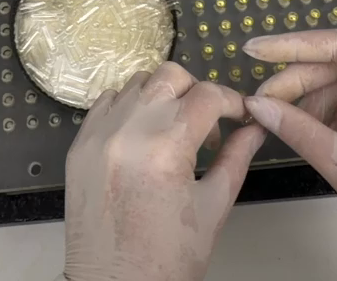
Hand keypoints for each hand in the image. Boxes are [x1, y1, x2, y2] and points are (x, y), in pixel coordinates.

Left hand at [63, 62, 267, 280]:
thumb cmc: (167, 259)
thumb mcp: (213, 208)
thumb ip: (236, 159)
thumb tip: (256, 126)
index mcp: (166, 146)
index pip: (207, 96)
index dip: (231, 101)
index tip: (239, 114)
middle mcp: (129, 128)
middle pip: (171, 76)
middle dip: (196, 91)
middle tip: (207, 121)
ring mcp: (99, 131)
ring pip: (138, 82)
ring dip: (161, 95)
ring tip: (173, 128)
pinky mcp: (80, 140)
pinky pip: (107, 100)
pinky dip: (129, 105)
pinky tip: (142, 132)